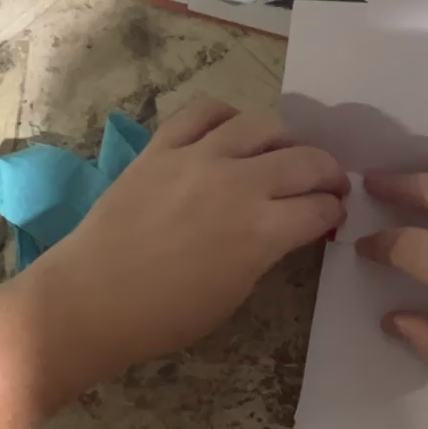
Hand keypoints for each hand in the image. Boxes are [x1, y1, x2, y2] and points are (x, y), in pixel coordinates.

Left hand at [27, 100, 347, 376]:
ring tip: (284, 152)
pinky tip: (233, 130)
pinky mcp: (162, 146)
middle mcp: (240, 183)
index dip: (334, 211)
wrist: (93, 299)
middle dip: (328, 172)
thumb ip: (267, 250)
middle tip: (329, 183)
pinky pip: (203, 113)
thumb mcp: (235, 292)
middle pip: (305, 161)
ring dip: (285, 139)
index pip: (320, 207)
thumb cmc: (166, 315)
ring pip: (261, 125)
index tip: (333, 214)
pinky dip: (228, 116)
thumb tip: (283, 228)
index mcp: (263, 230)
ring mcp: (198, 157)